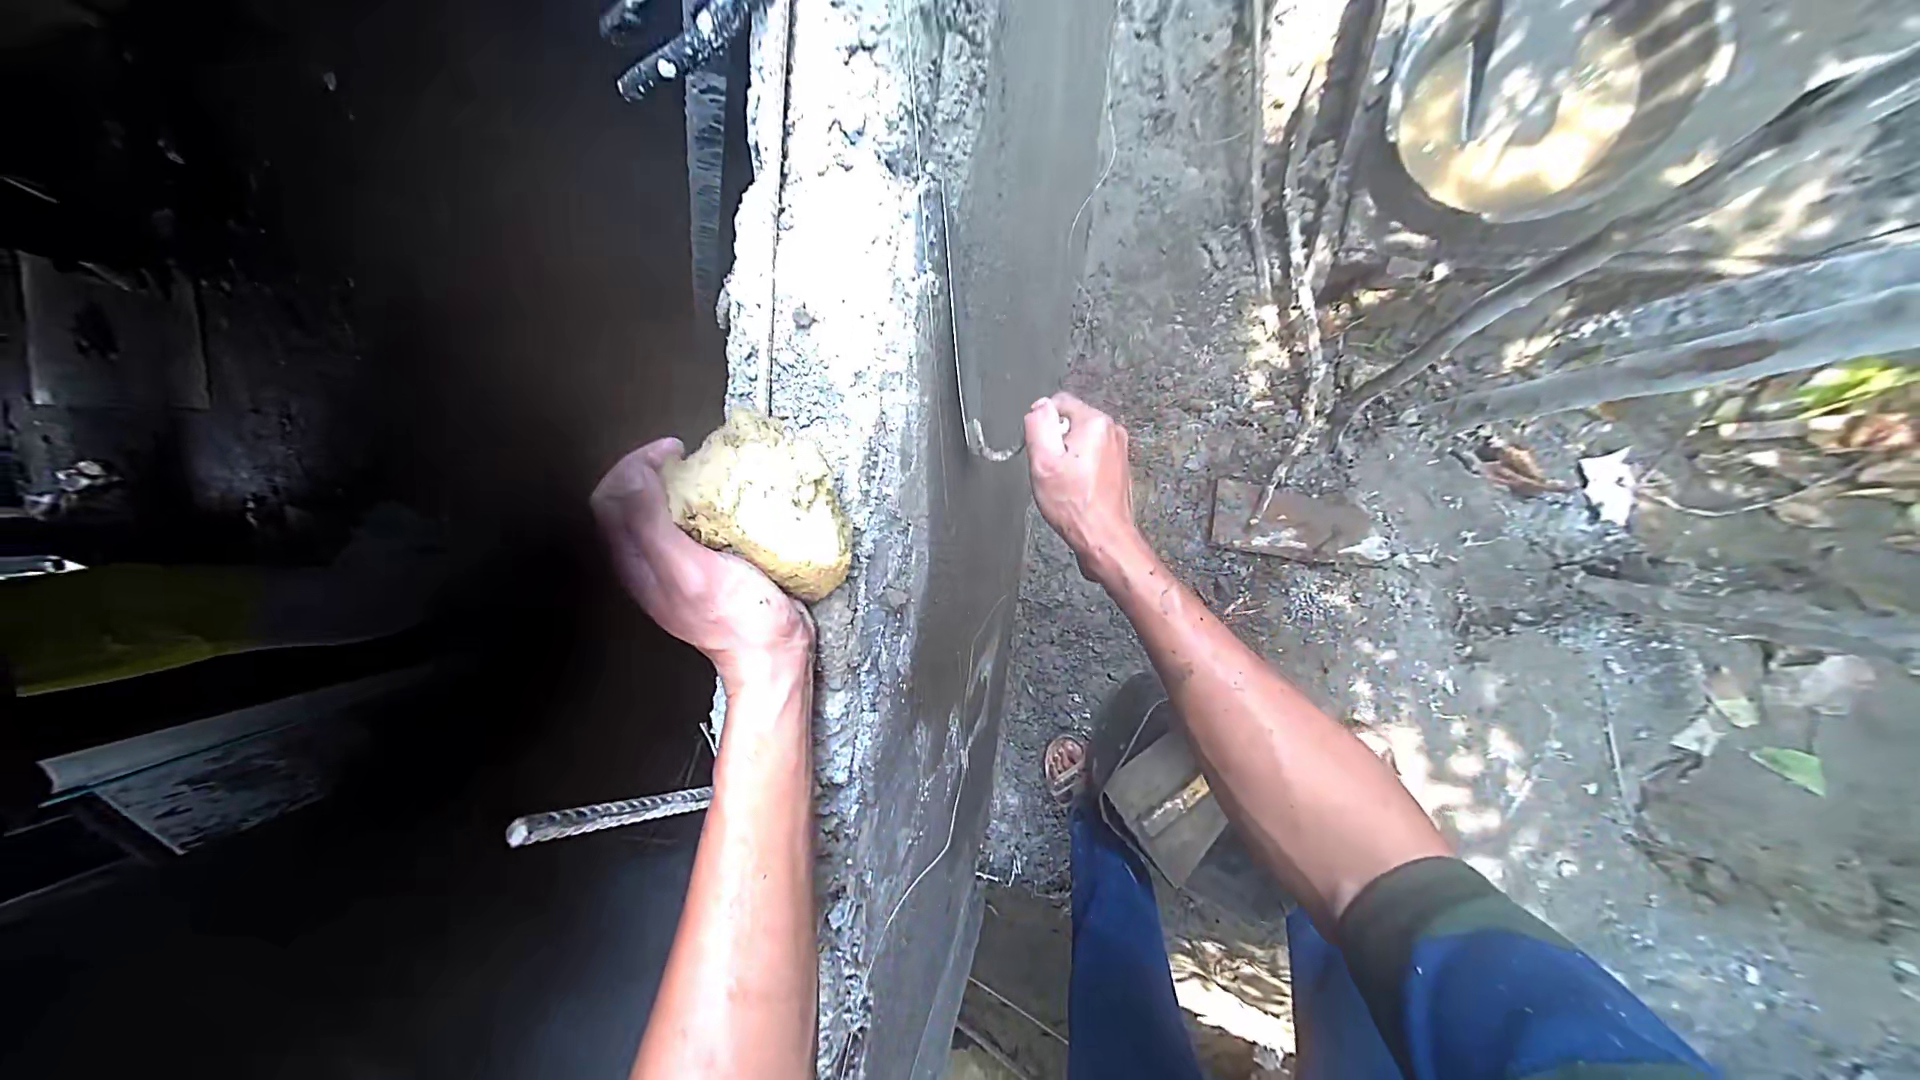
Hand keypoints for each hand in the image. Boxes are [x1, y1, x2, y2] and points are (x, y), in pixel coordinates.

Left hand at [592, 438, 812, 687]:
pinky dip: (700, 506)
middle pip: (628, 501)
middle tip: (686, 456)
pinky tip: (723, 505)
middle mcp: (648, 563)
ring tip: (704, 474)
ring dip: (676, 486)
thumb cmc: (737, 619)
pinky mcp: (704, 570)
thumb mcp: (691, 570)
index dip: (634, 464)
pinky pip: (689, 527)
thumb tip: (634, 475)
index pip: (610, 497)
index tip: (673, 451)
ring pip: (657, 512)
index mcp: (635, 563)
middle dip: (651, 469)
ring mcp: (676, 568)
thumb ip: (653, 526)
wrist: (772, 653)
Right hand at [1025, 393, 1140, 580]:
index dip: (1042, 427)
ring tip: (1066, 482)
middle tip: (1053, 471)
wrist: (1103, 536)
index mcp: (1095, 422)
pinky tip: (1077, 489)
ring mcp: (1117, 449)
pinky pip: (1090, 457)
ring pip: (1079, 441)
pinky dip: (1080, 469)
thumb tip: (1038, 406)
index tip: (1043, 453)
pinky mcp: (1117, 466)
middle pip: (1069, 422)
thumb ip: (1038, 425)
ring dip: (1067, 458)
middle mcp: (1111, 430)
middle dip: (1056, 443)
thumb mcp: (1043, 461)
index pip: (1058, 403)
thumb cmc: (1075, 505)